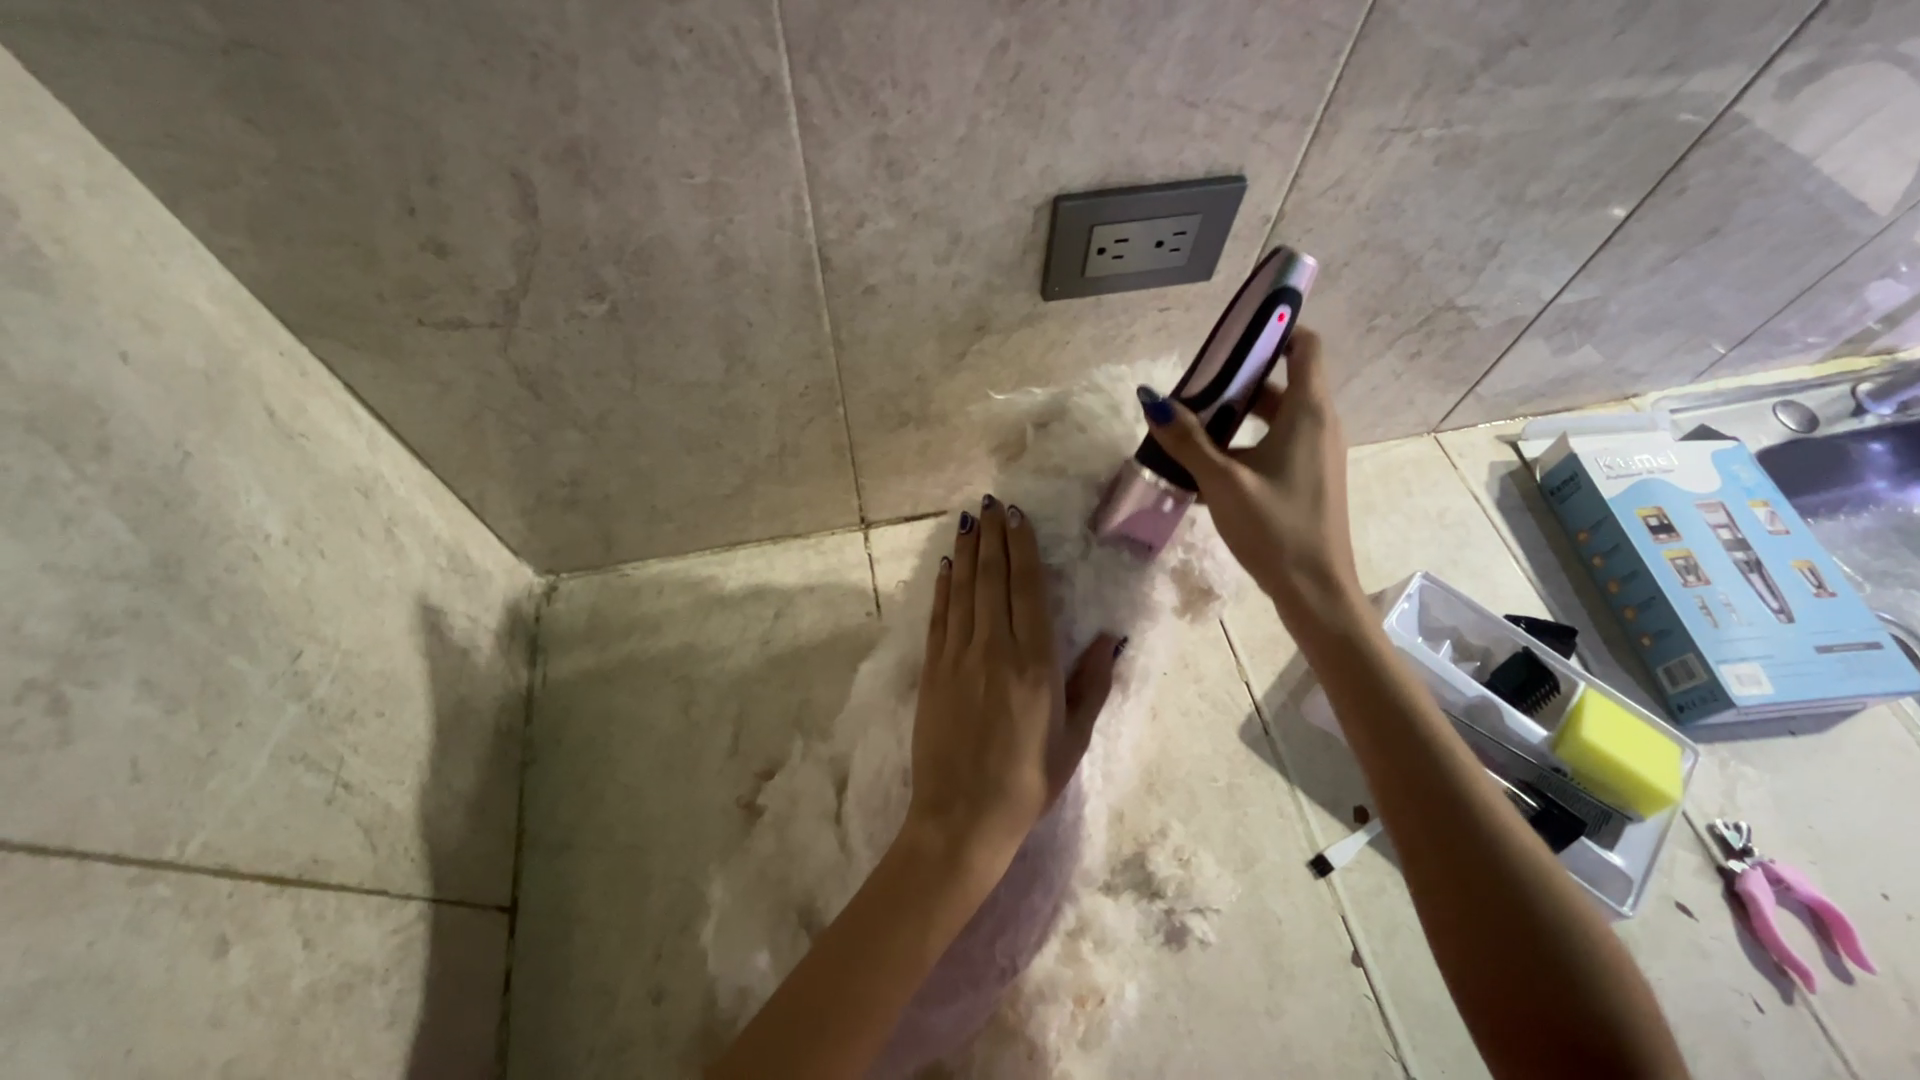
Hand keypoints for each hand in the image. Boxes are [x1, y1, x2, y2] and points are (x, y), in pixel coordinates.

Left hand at [904, 496, 1122, 869]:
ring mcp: (958, 658)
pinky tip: (947, 567)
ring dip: (968, 553)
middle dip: (994, 538)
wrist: (962, 816)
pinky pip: (939, 618)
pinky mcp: (932, 672)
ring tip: (970, 521)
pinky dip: (943, 588)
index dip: (1023, 548)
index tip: (1018, 517)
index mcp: (1036, 662)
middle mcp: (995, 648)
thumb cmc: (1029, 781)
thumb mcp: (1074, 737)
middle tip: (992, 504)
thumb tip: (1110, 637)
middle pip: (993, 579)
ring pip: (964, 591)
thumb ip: (1092, 682)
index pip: (1028, 589)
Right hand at [1139, 328, 1361, 619]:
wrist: (1315, 590)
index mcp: (1309, 412)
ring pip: (1278, 416)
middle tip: (1195, 385)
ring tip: (1193, 423)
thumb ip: (1186, 440)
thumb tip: (1152, 399)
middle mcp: (1320, 424)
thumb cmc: (1274, 529)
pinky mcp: (1310, 478)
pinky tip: (1211, 464)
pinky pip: (1279, 443)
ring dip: (1240, 414)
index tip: (1234, 334)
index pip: (1305, 345)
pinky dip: (1249, 441)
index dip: (1276, 329)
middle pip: (1284, 381)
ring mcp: (1318, 453)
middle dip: (1240, 378)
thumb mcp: (1222, 482)